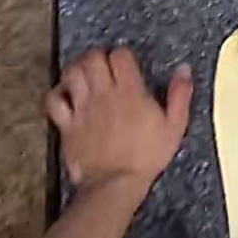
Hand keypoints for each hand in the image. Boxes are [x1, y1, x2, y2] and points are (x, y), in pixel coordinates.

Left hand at [46, 46, 193, 201]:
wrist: (116, 184)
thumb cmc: (148, 155)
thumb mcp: (174, 126)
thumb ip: (180, 94)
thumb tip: (184, 69)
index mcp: (130, 91)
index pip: (120, 55)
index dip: (123, 53)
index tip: (127, 62)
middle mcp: (103, 94)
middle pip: (92, 58)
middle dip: (97, 55)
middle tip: (103, 63)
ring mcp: (82, 108)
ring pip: (71, 73)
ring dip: (77, 68)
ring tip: (85, 73)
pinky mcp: (67, 124)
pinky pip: (53, 99)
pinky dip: (57, 92)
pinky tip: (66, 94)